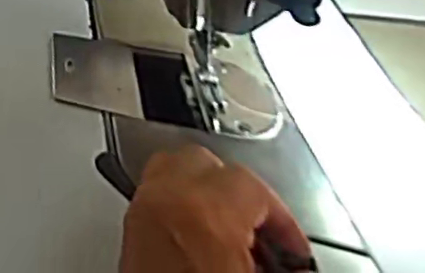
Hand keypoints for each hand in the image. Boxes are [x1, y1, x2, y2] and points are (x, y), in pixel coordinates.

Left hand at [120, 146, 311, 272]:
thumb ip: (282, 261)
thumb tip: (296, 262)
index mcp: (203, 212)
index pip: (249, 183)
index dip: (283, 216)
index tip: (295, 247)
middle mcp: (166, 199)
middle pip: (206, 163)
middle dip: (240, 193)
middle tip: (266, 235)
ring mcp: (141, 208)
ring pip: (175, 168)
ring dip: (207, 191)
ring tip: (236, 235)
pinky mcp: (128, 224)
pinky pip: (156, 190)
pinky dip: (180, 201)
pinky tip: (203, 238)